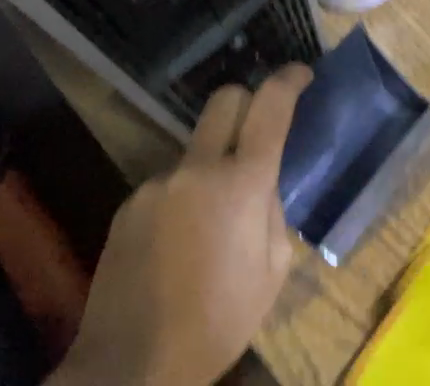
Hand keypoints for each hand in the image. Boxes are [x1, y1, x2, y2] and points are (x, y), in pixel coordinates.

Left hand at [50, 65, 312, 385]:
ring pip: (196, 150)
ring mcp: (156, 185)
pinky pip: (168, 183)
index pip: (270, 107)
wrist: (130, 367)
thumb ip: (274, 212)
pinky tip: (181, 241)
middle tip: (262, 126)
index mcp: (242, 183)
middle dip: (249, 100)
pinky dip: (184, 196)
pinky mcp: (128, 206)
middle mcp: (196, 170)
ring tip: (215, 219)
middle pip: (225, 101)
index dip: (289, 80)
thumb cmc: (220, 321)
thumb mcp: (274, 269)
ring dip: (214, 164)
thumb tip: (263, 188)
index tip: (302, 73)